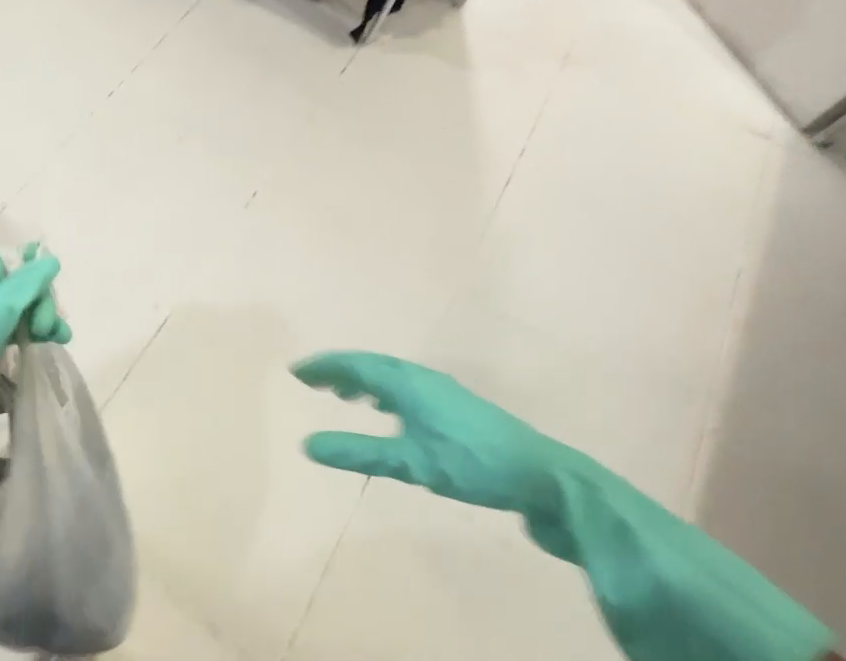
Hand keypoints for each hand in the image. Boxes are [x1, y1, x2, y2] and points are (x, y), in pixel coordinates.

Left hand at [0, 245, 70, 434]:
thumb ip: (28, 282)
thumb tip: (51, 259)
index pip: (15, 260)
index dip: (36, 274)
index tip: (49, 295)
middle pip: (21, 286)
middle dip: (42, 303)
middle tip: (47, 327)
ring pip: (21, 310)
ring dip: (43, 320)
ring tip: (60, 339)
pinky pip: (15, 331)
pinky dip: (33, 336)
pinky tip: (49, 345)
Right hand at [291, 350, 580, 529]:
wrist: (549, 480)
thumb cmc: (474, 465)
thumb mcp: (411, 463)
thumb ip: (359, 453)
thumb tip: (307, 444)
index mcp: (408, 383)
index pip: (355, 366)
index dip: (324, 368)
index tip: (296, 372)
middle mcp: (424, 380)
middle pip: (373, 366)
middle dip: (340, 371)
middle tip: (313, 381)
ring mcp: (445, 394)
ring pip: (393, 377)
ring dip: (364, 381)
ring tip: (344, 395)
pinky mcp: (460, 412)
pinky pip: (408, 389)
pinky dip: (386, 393)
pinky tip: (390, 413)